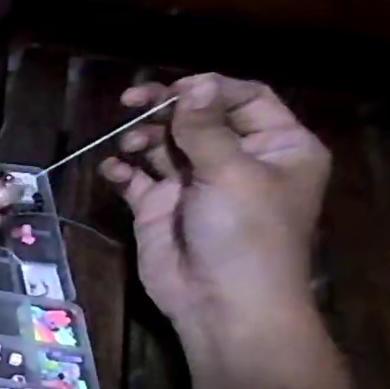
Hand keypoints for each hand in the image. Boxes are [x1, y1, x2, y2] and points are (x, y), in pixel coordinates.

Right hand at [99, 74, 330, 343]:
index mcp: (276, 146)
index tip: (172, 91)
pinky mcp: (159, 208)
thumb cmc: (245, 233)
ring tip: (128, 144)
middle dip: (165, 109)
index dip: (208, 90)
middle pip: (197, 119)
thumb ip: (205, 129)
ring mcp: (194, 185)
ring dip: (143, 138)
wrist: (221, 302)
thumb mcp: (232, 174)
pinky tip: (113, 170)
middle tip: (130, 102)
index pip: (244, 99)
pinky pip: (137, 179)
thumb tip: (192, 86)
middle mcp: (235, 160)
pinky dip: (123, 171)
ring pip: (164, 146)